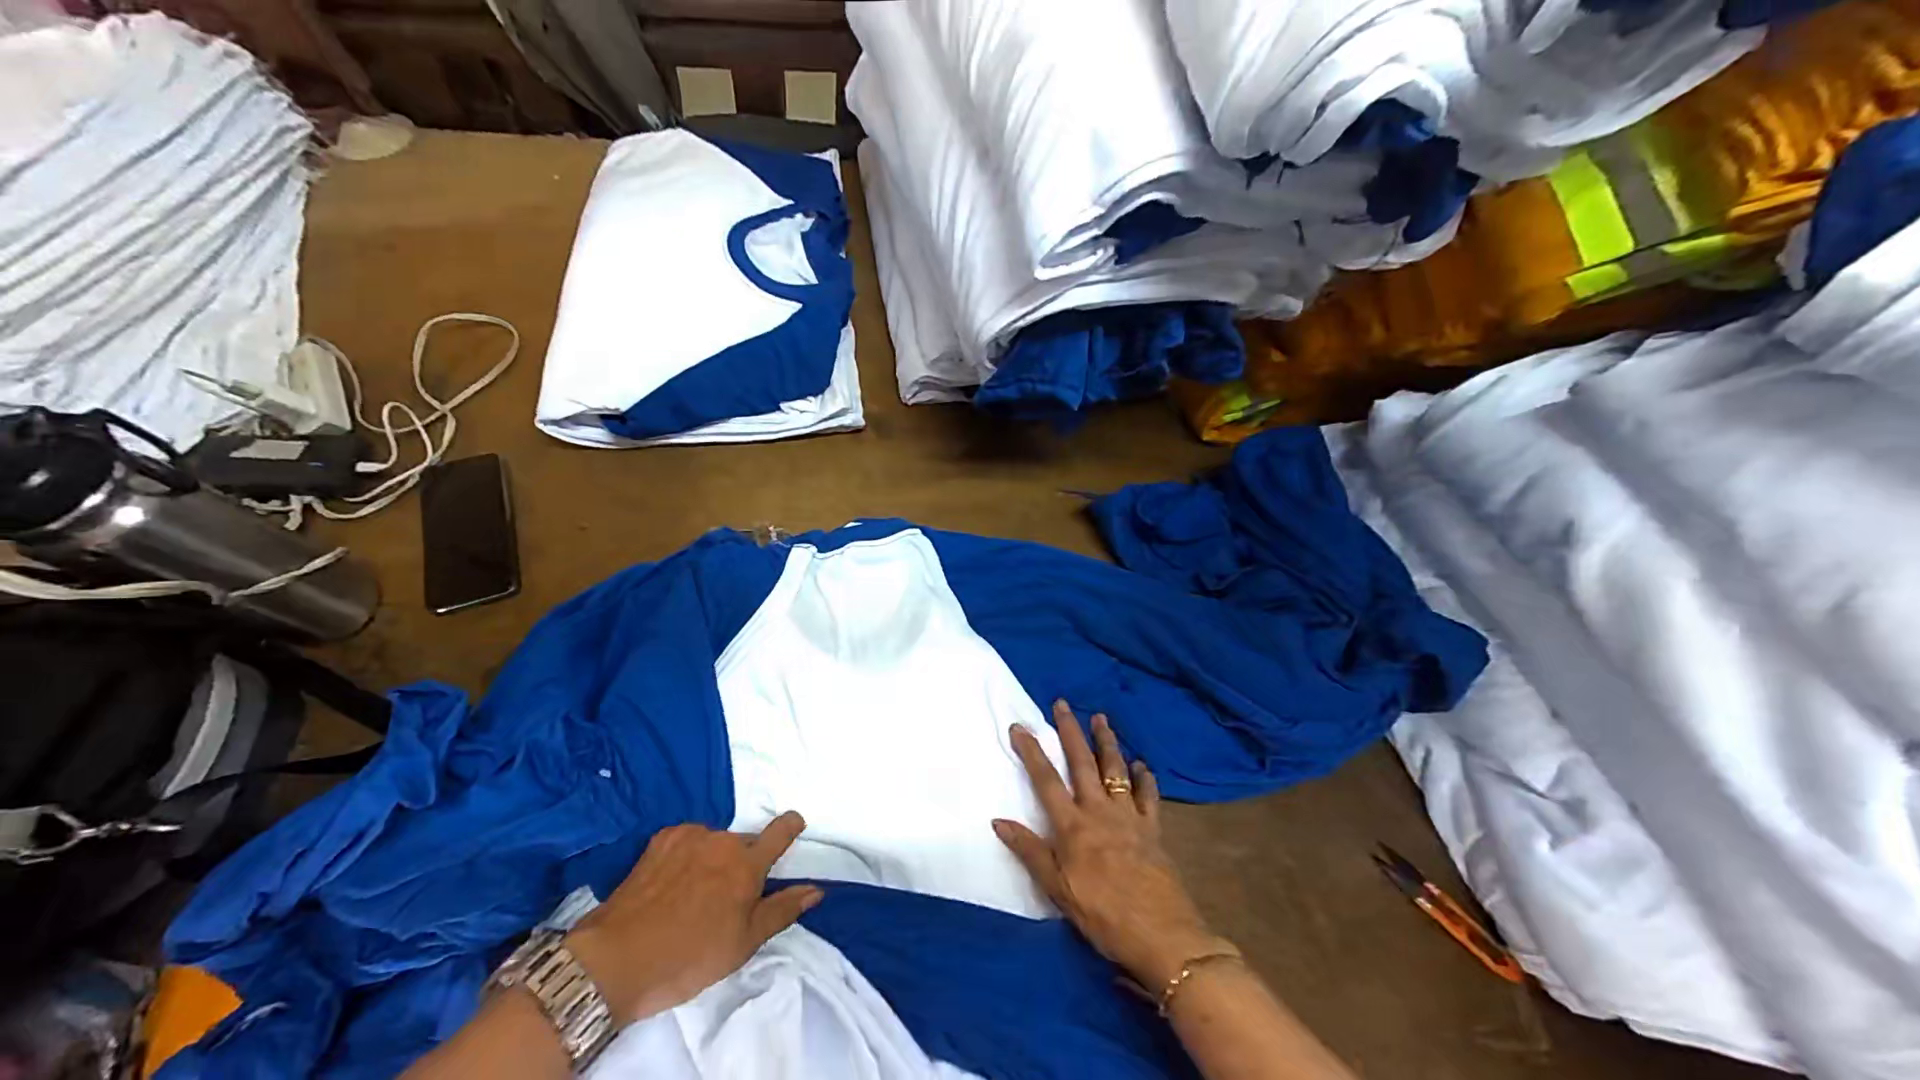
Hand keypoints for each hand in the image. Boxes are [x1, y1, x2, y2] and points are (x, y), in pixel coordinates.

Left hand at [562, 812, 822, 1023]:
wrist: (616, 959)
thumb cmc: (689, 956)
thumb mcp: (744, 943)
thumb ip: (782, 910)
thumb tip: (816, 890)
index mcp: (748, 864)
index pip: (780, 832)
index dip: (791, 826)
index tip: (793, 825)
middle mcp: (722, 840)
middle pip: (744, 843)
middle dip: (743, 862)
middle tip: (729, 897)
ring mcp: (689, 836)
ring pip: (714, 842)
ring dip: (714, 859)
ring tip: (696, 894)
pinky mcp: (660, 840)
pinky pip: (687, 841)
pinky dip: (688, 855)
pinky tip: (673, 883)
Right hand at [995, 702, 1233, 989]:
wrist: (1162, 935)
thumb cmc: (1103, 915)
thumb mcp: (1058, 890)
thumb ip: (1031, 852)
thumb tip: (999, 821)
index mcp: (1073, 827)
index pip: (1046, 781)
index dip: (1031, 751)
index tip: (1020, 726)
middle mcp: (1100, 812)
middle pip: (1082, 763)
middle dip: (1070, 731)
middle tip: (1063, 704)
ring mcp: (1129, 817)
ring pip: (1115, 769)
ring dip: (1107, 742)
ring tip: (1101, 718)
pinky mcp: (1152, 829)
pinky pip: (1147, 795)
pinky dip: (1143, 777)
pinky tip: (1141, 765)